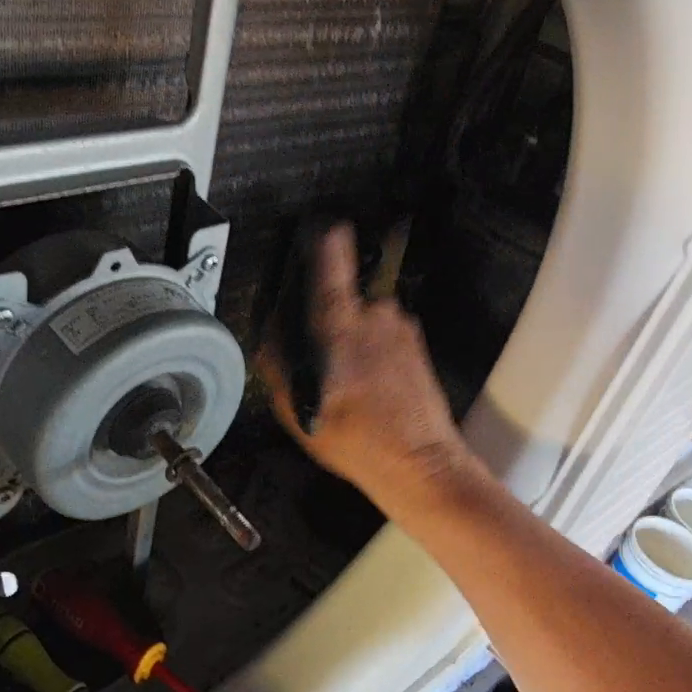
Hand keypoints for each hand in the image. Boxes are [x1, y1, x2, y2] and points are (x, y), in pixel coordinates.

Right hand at [258, 225, 475, 508]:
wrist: (421, 463)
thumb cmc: (357, 440)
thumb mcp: (297, 411)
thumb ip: (277, 364)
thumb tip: (269, 334)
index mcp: (340, 327)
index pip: (331, 263)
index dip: (324, 242)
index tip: (320, 228)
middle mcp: (375, 317)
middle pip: (343, 300)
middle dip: (332, 322)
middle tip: (325, 362)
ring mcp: (401, 328)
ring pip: (366, 321)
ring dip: (356, 341)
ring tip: (351, 385)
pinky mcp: (417, 344)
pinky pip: (385, 336)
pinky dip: (376, 353)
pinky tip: (372, 389)